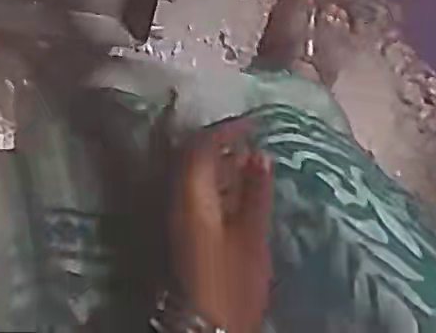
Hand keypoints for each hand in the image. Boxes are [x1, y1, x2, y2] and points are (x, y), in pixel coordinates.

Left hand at [171, 121, 273, 332]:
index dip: (226, 129)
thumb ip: (255, 193)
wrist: (207, 326)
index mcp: (189, 189)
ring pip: (194, 170)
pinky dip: (216, 180)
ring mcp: (176, 208)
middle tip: (252, 137)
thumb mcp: (251, 238)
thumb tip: (260, 154)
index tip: (252, 122)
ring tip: (252, 157)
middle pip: (193, 153)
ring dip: (219, 160)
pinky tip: (239, 186)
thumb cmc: (232, 283)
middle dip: (221, 141)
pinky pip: (196, 187)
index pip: (202, 144)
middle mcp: (175, 191)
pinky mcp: (182, 225)